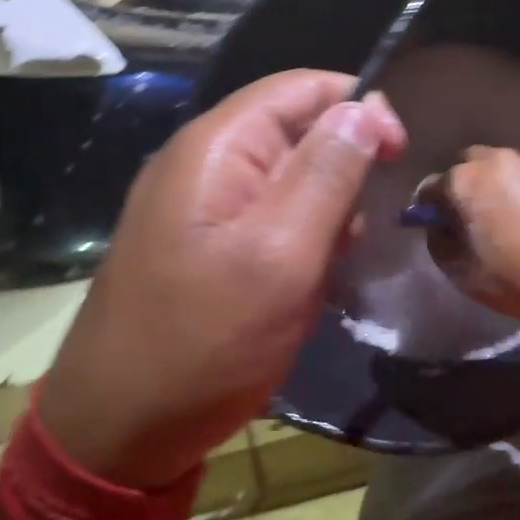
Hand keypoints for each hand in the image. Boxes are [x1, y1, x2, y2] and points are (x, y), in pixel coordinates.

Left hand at [35, 71, 405, 488]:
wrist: (118, 432)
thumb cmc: (205, 341)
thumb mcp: (281, 255)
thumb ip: (328, 174)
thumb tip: (367, 106)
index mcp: (215, 146)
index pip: (302, 87)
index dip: (360, 107)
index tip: (400, 155)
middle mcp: (202, 162)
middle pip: (296, 131)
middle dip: (341, 174)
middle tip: (355, 236)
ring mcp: (198, 206)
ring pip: (289, 181)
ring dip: (324, 218)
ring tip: (327, 272)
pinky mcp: (202, 245)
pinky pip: (268, 221)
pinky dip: (299, 246)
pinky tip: (303, 290)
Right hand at [435, 145, 519, 320]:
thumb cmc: (517, 277)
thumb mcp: (463, 271)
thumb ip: (440, 241)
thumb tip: (438, 225)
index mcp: (466, 181)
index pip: (432, 186)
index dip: (428, 207)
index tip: (434, 223)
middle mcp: (497, 160)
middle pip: (468, 165)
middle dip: (464, 186)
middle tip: (471, 216)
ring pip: (502, 168)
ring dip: (496, 185)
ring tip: (505, 216)